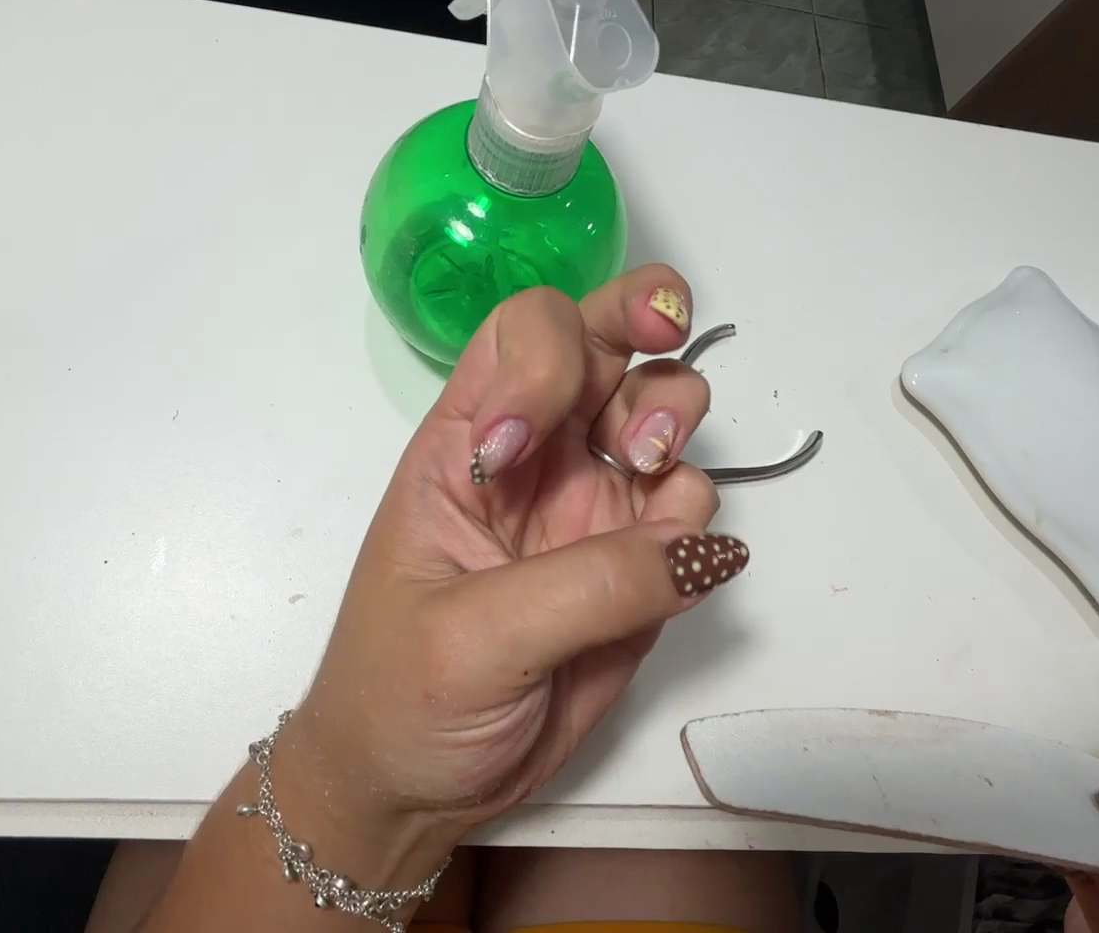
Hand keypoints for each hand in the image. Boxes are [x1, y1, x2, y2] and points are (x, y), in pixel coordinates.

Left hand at [274, 265, 745, 864]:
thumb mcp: (470, 637)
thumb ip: (587, 586)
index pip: (516, 337)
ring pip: (660, 406)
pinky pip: (688, 506)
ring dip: (673, 410)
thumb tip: (696, 543)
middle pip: (602, 339)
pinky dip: (695, 511)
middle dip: (642, 312)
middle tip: (663, 331)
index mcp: (465, 443)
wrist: (419, 786)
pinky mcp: (635, 560)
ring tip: (651, 468)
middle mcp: (538, 453)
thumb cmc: (402, 697)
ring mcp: (591, 501)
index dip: (539, 361)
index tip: (517, 447)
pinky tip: (672, 553)